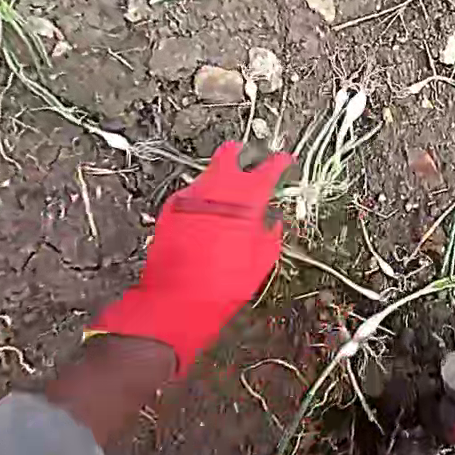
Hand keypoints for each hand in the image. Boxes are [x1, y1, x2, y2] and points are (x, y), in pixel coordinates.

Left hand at [88, 141, 293, 371]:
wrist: (174, 301)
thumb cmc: (223, 285)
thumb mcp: (261, 261)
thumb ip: (270, 234)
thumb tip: (272, 223)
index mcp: (247, 200)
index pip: (269, 169)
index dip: (280, 162)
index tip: (284, 161)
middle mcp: (218, 189)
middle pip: (230, 154)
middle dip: (242, 153)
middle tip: (249, 160)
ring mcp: (192, 196)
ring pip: (209, 171)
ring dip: (221, 177)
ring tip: (228, 193)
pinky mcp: (170, 208)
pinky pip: (191, 192)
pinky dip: (202, 196)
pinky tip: (206, 212)